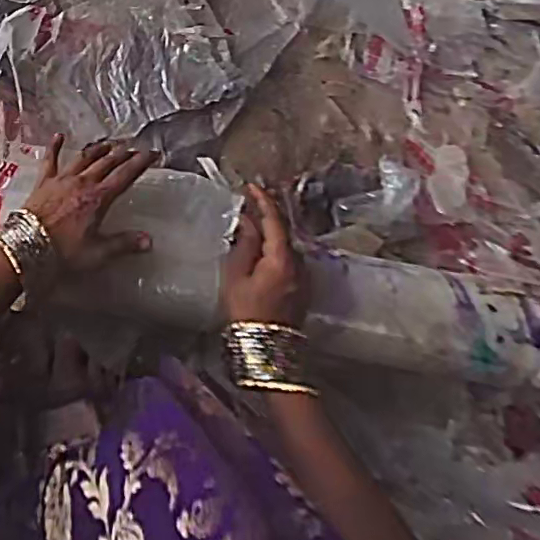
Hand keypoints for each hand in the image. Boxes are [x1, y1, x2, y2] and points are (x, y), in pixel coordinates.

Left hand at [23, 135, 157, 273]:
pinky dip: (55, 147)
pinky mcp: (44, 181)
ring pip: (84, 158)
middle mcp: (83, 182)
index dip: (140, 163)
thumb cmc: (63, 252)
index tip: (152, 153)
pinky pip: (51, 159)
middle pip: (107, 163)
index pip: (125, 175)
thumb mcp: (98, 253)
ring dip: (98, 150)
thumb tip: (149, 241)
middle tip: (134, 148)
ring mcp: (63, 179)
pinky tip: (58, 136)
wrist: (26, 247)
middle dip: (123, 154)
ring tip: (108, 144)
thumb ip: (123, 244)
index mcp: (99, 198)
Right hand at [222, 185, 306, 325]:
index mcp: (282, 257)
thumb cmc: (246, 312)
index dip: (263, 200)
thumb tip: (247, 221)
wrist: (267, 352)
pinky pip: (288, 258)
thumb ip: (244, 244)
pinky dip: (275, 247)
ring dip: (271, 231)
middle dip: (267, 214)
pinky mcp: (301, 288)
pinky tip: (261, 247)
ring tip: (251, 223)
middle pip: (283, 231)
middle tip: (249, 201)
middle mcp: (299, 263)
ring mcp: (303, 277)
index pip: (275, 220)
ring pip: (286, 245)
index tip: (250, 186)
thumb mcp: (236, 275)